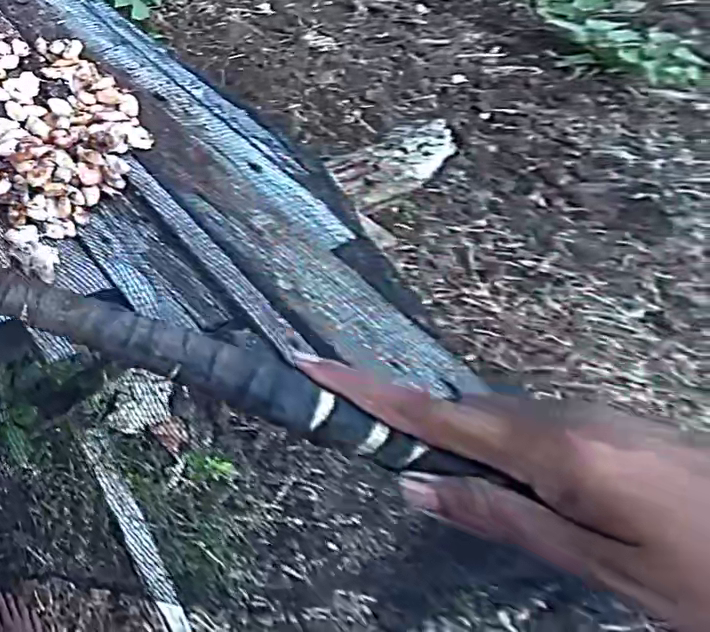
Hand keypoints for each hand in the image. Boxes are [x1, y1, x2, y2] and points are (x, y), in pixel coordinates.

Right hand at [297, 356, 709, 629]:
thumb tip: (413, 488)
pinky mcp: (630, 426)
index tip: (306, 362)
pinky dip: (529, 452)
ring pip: (509, 422)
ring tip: (528, 508)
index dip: (360, 390)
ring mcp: (604, 417)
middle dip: (441, 440)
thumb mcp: (614, 574)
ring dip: (491, 451)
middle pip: (467, 415)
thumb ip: (505, 519)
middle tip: (430, 481)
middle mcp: (570, 418)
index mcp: (556, 450)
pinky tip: (567, 495)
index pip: (429, 414)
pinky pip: (547, 427)